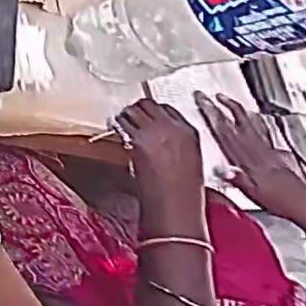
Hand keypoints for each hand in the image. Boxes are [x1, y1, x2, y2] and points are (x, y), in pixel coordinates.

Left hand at [116, 99, 203, 223]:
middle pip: (147, 104)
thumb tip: (152, 131)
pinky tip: (115, 129)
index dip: (152, 111)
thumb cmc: (182, 185)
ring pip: (132, 110)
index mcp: (190, 131)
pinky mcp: (139, 139)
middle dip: (136, 108)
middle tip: (128, 116)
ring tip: (121, 123)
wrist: (176, 200)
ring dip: (124, 115)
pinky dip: (116, 124)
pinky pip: (122, 123)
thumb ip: (172, 139)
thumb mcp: (186, 155)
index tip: (144, 115)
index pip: (166, 108)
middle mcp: (173, 127)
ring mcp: (156, 132)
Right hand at [194, 93, 305, 224]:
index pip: (227, 132)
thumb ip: (236, 179)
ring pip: (256, 127)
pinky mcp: (281, 157)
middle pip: (243, 124)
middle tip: (217, 95)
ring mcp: (272, 153)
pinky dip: (261, 125)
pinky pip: (268, 134)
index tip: (203, 100)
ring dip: (243, 113)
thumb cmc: (283, 204)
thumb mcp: (254, 194)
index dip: (213, 114)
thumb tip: (219, 168)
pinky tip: (261, 123)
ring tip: (236, 103)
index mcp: (250, 159)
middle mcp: (261, 152)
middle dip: (228, 107)